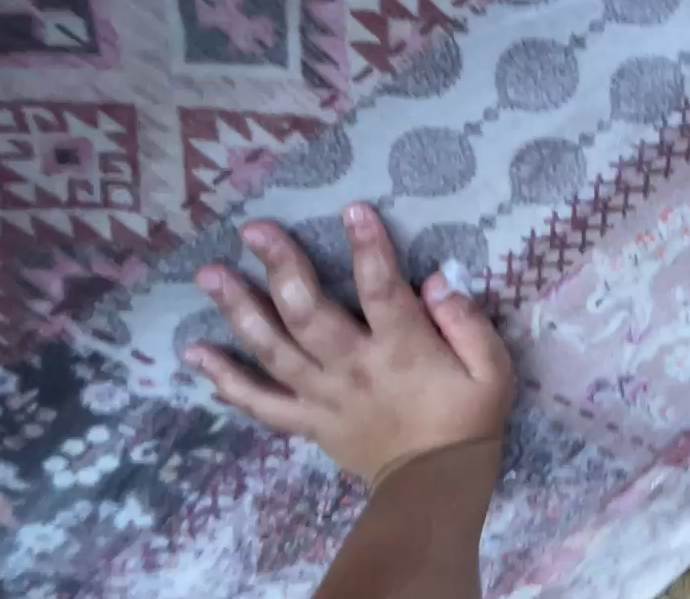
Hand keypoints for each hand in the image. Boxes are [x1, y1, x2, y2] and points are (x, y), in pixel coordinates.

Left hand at [185, 202, 513, 482]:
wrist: (436, 480)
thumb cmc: (470, 413)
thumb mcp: (492, 364)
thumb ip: (467, 321)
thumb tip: (438, 279)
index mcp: (403, 347)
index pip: (380, 287)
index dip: (367, 246)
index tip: (351, 209)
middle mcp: (353, 365)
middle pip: (309, 310)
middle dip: (281, 266)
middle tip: (255, 230)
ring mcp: (323, 394)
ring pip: (272, 347)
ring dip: (239, 309)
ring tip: (210, 274)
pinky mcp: (307, 420)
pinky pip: (258, 400)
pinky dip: (225, 377)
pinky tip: (197, 353)